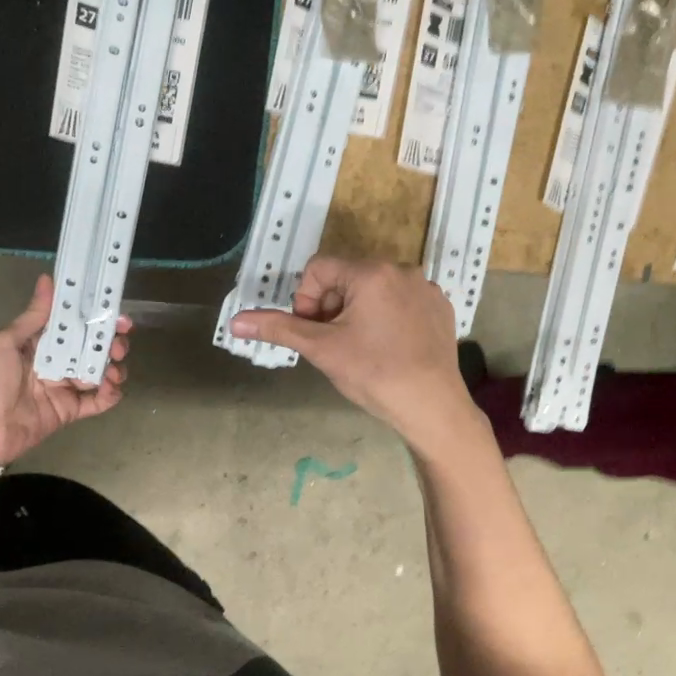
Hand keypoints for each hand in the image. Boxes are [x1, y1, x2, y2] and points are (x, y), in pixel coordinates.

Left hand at [0, 274, 130, 464]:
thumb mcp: (4, 343)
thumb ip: (32, 317)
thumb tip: (47, 279)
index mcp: (37, 343)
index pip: (72, 325)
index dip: (94, 317)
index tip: (115, 313)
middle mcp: (53, 362)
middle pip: (89, 348)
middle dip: (109, 344)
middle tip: (119, 345)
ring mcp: (62, 388)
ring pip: (96, 373)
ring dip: (112, 368)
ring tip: (114, 371)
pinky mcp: (68, 411)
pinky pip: (95, 402)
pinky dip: (109, 395)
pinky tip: (112, 389)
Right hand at [230, 257, 482, 454]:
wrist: (431, 406)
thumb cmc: (373, 373)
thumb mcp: (320, 349)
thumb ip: (278, 329)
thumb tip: (236, 321)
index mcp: (371, 273)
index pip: (318, 268)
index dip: (305, 300)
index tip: (314, 332)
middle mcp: (402, 270)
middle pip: (345, 278)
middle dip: (330, 308)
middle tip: (333, 344)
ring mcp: (426, 289)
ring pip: (372, 292)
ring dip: (355, 314)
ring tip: (360, 349)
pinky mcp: (439, 309)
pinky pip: (399, 304)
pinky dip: (384, 321)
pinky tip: (387, 350)